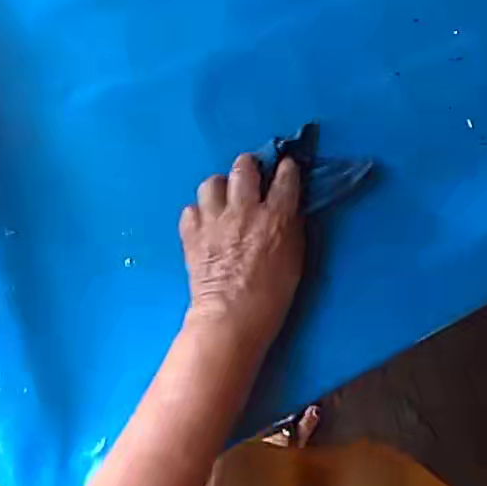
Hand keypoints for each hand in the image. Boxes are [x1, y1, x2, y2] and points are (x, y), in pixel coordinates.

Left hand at [178, 154, 304, 352]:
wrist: (230, 319)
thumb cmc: (271, 297)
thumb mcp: (295, 260)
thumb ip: (292, 228)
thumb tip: (289, 209)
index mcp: (275, 217)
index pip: (285, 178)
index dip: (287, 168)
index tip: (286, 166)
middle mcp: (244, 210)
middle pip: (244, 167)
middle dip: (249, 165)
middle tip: (251, 175)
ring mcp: (214, 219)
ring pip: (212, 182)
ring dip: (220, 187)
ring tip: (223, 199)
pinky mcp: (191, 232)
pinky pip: (191, 209)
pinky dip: (198, 214)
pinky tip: (204, 224)